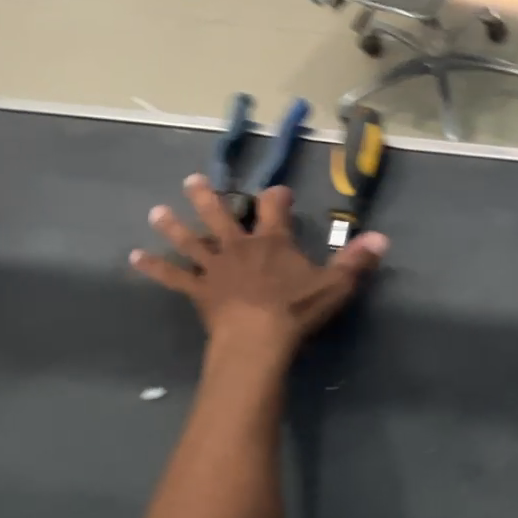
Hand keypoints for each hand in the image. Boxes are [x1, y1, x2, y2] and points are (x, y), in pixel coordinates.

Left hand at [130, 174, 387, 361]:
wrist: (259, 336)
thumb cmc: (298, 310)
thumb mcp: (336, 285)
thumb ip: (356, 260)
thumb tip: (382, 237)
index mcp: (272, 241)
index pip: (275, 209)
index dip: (277, 197)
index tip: (278, 190)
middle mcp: (239, 245)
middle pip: (220, 215)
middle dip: (208, 197)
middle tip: (194, 181)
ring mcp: (215, 267)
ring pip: (191, 240)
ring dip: (174, 226)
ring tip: (158, 212)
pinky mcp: (199, 290)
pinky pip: (174, 277)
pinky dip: (155, 267)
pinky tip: (135, 258)